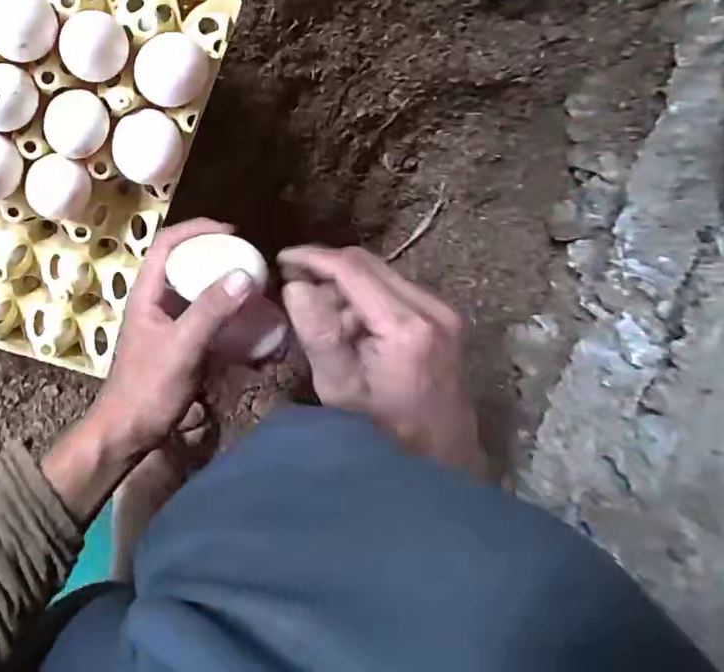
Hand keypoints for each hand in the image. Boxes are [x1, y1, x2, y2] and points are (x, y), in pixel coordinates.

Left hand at [88, 217, 255, 453]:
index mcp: (146, 292)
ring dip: (222, 286)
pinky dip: (224, 316)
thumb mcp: (182, 347)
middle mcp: (155, 301)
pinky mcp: (177, 344)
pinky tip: (248, 325)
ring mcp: (165, 323)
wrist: (128, 433)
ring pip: (195, 291)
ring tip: (253, 287)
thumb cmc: (148, 388)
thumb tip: (242, 274)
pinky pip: (204, 319)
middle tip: (248, 258)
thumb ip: (210, 311)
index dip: (196, 229)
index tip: (231, 232)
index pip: (167, 243)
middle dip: (215, 256)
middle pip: (183, 263)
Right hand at [278, 246, 486, 477]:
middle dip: (325, 268)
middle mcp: (432, 308)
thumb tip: (294, 284)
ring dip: (343, 283)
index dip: (311, 257)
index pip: (352, 269)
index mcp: (407, 326)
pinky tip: (348, 323)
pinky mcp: (442, 319)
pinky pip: (391, 287)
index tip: (279, 259)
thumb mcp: (339, 387)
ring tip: (321, 314)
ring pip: (379, 272)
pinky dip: (362, 294)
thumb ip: (317, 333)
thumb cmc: (384, 434)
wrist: (443, 465)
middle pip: (366, 263)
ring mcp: (442, 312)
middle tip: (293, 284)